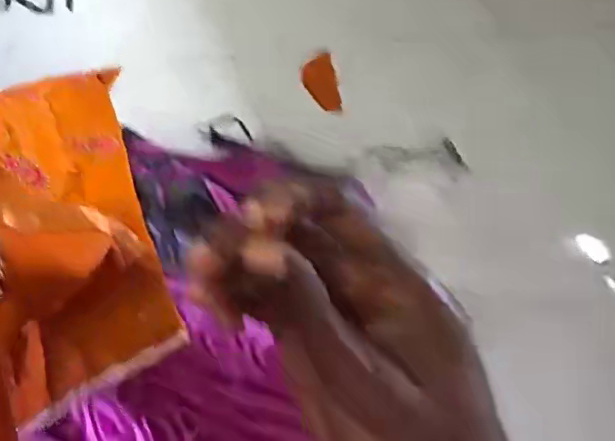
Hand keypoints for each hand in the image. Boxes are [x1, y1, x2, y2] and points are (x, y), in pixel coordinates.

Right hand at [191, 182, 505, 440]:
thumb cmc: (416, 440)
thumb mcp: (369, 380)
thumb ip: (315, 312)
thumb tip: (261, 245)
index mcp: (387, 280)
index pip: (336, 211)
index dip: (290, 198)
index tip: (252, 218)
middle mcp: (350, 277)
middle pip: (284, 229)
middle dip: (238, 236)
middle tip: (204, 260)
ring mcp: (320, 299)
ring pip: (260, 256)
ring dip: (223, 262)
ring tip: (198, 284)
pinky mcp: (295, 323)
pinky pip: (252, 290)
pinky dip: (226, 292)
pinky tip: (210, 307)